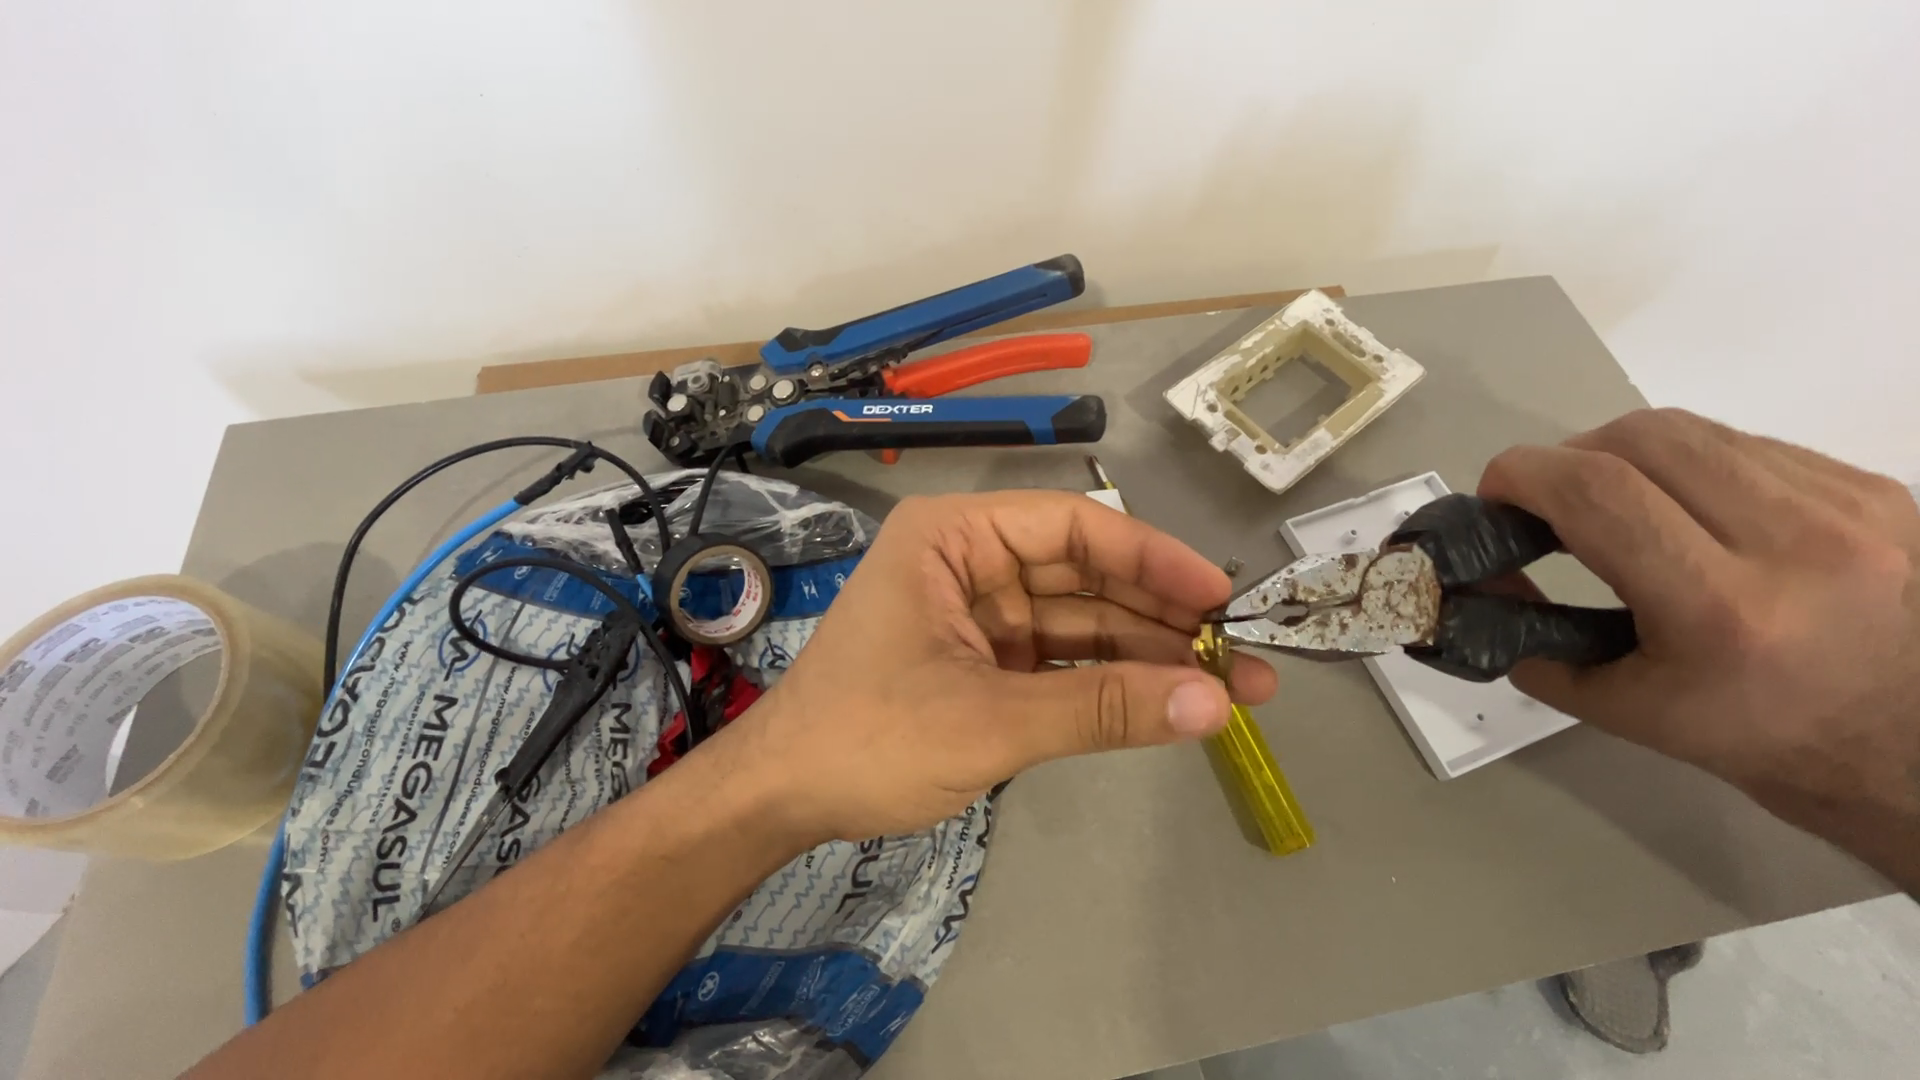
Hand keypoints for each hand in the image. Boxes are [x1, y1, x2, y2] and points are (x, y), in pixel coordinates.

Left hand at [708, 490, 1277, 842]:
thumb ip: (1103, 708)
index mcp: (953, 536)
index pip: (1072, 527)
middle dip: (1161, 618)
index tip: (1219, 598)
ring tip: (1231, 689)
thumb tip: (1216, 703)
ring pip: (1079, 621)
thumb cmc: (868, 738)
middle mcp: (968, 561)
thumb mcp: (990, 721)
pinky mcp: (982, 661)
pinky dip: (1108, 682)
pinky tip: (1167, 701)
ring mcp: (976, 613)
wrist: (781, 798)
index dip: (1152, 558)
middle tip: (1245, 659)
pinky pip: (1059, 660)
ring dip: (1147, 654)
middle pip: (1084, 575)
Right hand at [1479, 408, 1919, 887]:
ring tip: (1610, 504)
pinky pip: (1742, 444)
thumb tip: (1483, 578)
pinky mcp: (1877, 490)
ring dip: (1620, 455)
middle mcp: (1796, 543)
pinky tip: (1682, 510)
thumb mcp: (1618, 706)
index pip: (1597, 492)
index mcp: (1723, 609)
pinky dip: (1683, 465)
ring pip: (1690, 431)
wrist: (1916, 753)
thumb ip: (1529, 638)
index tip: (1494, 496)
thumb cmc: (1756, 741)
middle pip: (1639, 438)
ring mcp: (1850, 507)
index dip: (1521, 475)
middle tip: (1545, 500)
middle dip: (1565, 457)